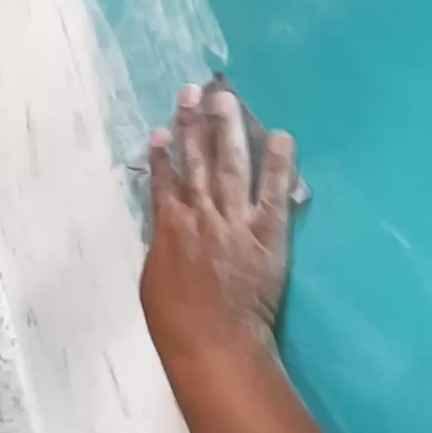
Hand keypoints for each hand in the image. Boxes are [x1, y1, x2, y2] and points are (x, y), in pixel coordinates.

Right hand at [140, 81, 299, 365]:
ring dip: (227, 130)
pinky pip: (274, 193)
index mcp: (169, 228)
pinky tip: (279, 136)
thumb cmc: (174, 320)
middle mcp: (201, 215)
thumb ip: (160, 245)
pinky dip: (278, 164)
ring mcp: (236, 221)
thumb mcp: (152, 278)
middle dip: (192, 125)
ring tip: (225, 99)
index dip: (161, 156)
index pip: (163, 183)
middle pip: (196, 162)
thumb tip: (166, 226)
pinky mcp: (267, 234)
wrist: (215, 341)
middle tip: (191, 92)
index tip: (159, 130)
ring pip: (231, 166)